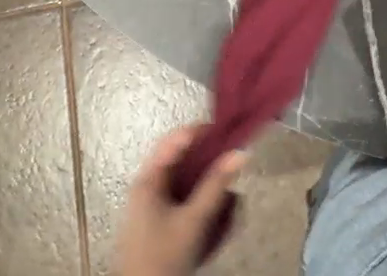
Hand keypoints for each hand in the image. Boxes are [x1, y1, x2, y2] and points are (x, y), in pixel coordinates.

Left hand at [116, 125, 247, 275]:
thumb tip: (240, 152)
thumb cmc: (163, 255)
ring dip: (206, 179)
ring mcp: (151, 204)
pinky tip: (218, 208)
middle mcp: (147, 185)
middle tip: (232, 157)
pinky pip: (182, 197)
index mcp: (148, 178)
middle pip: (180, 158)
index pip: (175, 139)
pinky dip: (200, 197)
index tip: (227, 131)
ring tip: (230, 184)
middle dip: (208, 157)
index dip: (201, 131)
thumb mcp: (193, 220)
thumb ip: (216, 185)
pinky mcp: (157, 221)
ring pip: (183, 179)